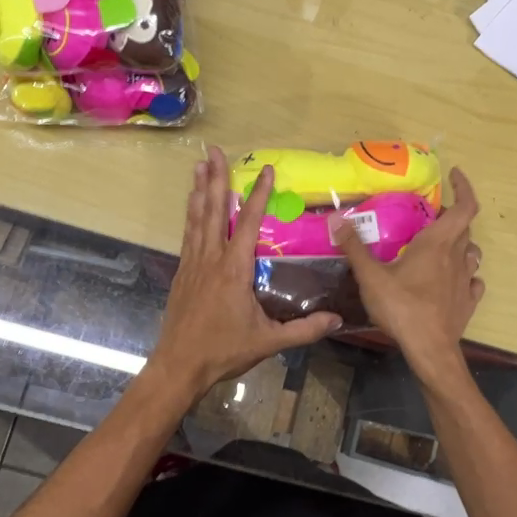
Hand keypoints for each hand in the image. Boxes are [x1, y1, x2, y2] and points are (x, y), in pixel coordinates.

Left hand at [149, 146, 341, 400]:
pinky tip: (192, 204)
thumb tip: (337, 320)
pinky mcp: (183, 273)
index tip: (266, 170)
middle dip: (216, 178)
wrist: (179, 365)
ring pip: (197, 218)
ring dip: (199, 190)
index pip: (248, 224)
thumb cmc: (223, 352)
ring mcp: (194, 264)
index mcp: (234, 270)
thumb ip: (304, 330)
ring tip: (199, 165)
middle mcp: (211, 259)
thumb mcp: (268, 342)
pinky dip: (191, 215)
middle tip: (213, 150)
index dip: (259, 195)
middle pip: (214, 210)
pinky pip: (188, 234)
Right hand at [331, 167, 482, 386]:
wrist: (430, 350)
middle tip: (429, 215)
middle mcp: (457, 257)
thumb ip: (355, 247)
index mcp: (438, 243)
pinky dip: (465, 275)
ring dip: (460, 244)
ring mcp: (466, 281)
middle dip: (451, 217)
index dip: (464, 188)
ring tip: (440, 246)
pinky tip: (452, 280)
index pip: (465, 207)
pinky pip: (473, 282)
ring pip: (471, 253)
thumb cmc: (402, 308)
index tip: (454, 175)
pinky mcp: (468, 303)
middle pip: (465, 228)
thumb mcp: (371, 276)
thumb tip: (337, 219)